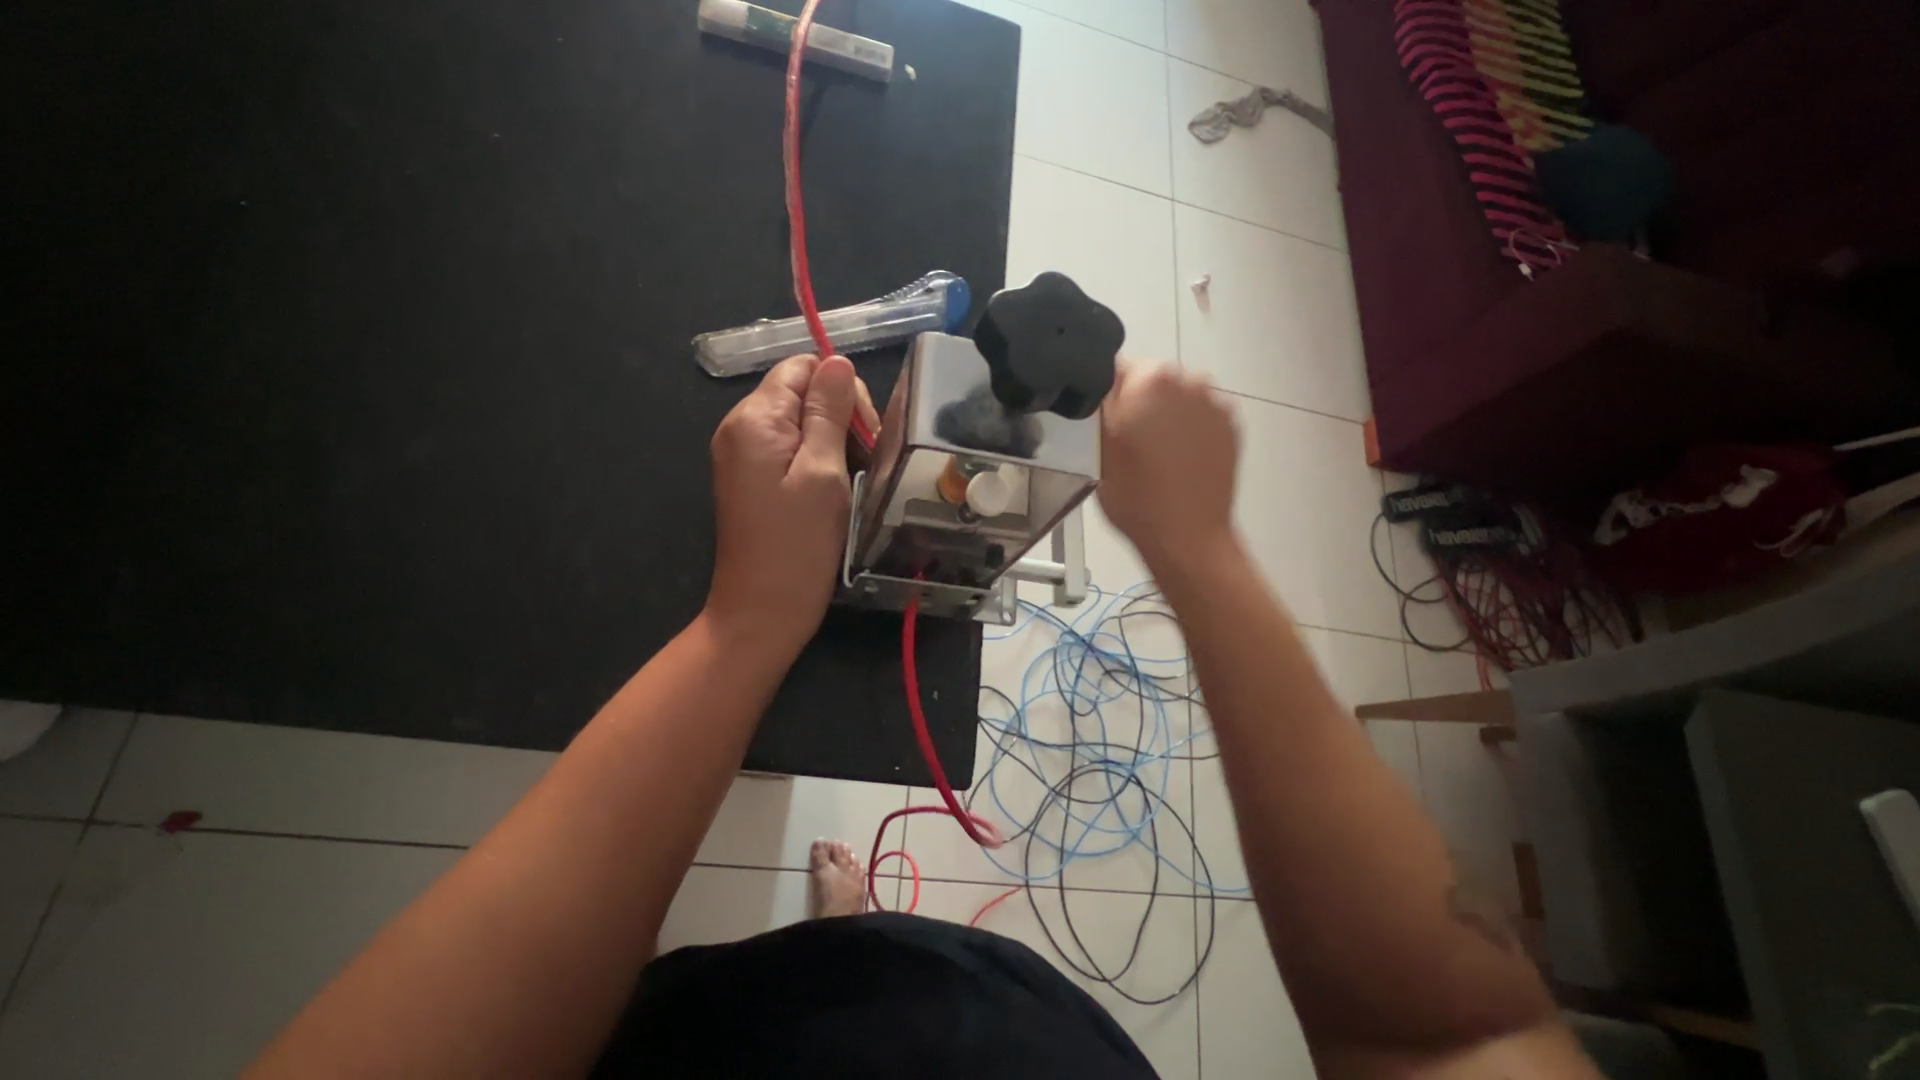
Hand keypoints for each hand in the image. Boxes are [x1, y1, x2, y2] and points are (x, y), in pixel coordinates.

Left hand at [705, 354, 878, 659]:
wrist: (762, 612)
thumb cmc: (798, 545)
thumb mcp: (823, 473)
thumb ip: (829, 412)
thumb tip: (838, 362)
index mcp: (754, 419)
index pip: (802, 367)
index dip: (840, 390)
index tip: (864, 434)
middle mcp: (740, 428)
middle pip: (801, 392)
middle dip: (840, 418)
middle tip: (864, 463)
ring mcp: (743, 456)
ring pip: (801, 424)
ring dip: (834, 444)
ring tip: (852, 482)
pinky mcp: (752, 481)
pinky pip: (791, 451)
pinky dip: (818, 464)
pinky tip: (834, 492)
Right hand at [1098, 361, 1239, 567]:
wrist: (1187, 536)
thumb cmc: (1135, 495)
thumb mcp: (1098, 448)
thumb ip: (1099, 403)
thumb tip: (1101, 381)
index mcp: (1151, 378)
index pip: (1117, 367)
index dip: (1105, 394)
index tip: (1103, 422)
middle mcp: (1189, 379)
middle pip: (1152, 377)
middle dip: (1139, 400)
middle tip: (1128, 441)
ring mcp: (1216, 402)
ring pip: (1179, 394)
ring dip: (1167, 411)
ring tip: (1156, 451)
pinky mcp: (1232, 425)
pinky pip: (1202, 413)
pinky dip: (1190, 426)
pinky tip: (1179, 457)